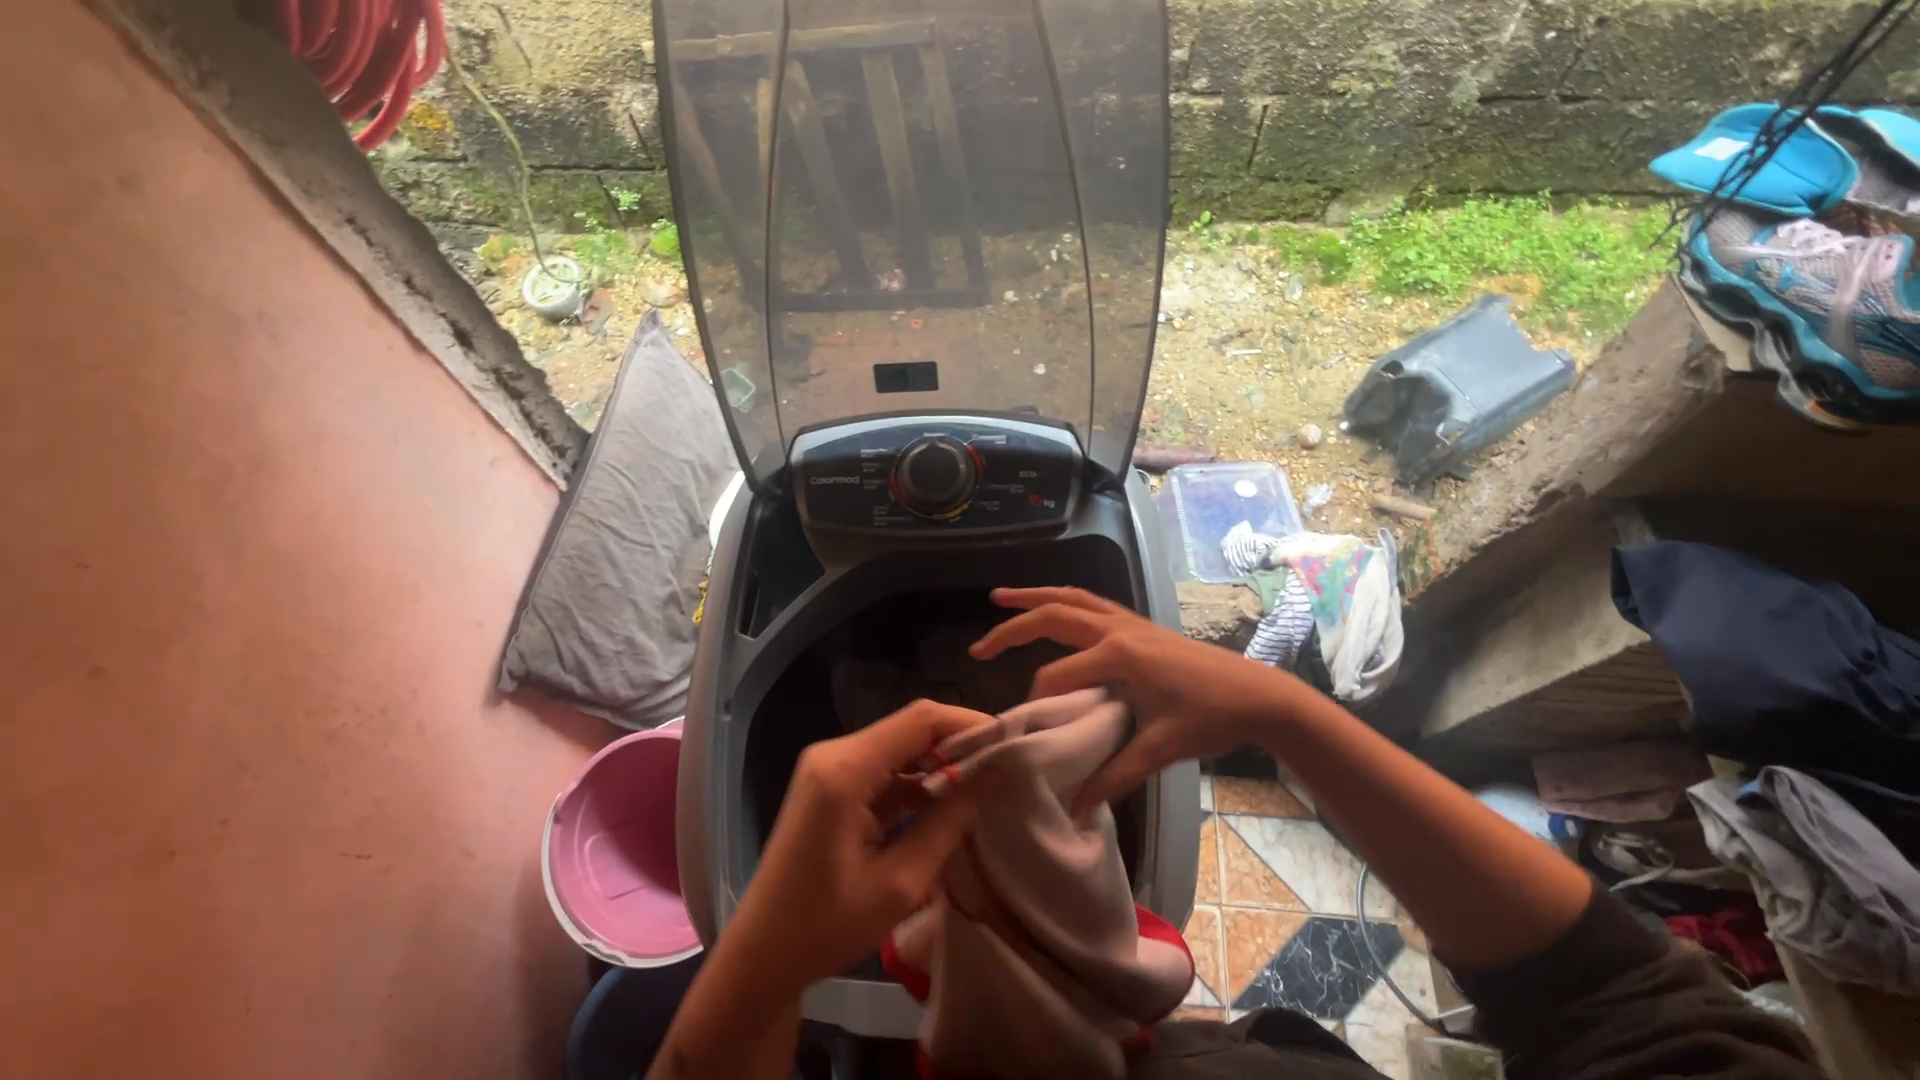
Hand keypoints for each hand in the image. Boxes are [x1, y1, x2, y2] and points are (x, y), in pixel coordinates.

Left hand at [722, 700, 1000, 993]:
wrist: (762, 955)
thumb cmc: (827, 925)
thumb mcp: (902, 880)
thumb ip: (952, 820)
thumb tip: (1000, 775)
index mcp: (845, 770)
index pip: (920, 720)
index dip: (970, 725)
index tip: (1013, 746)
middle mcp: (834, 754)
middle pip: (910, 728)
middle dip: (960, 744)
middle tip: (1006, 770)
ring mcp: (828, 768)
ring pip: (899, 748)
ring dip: (940, 764)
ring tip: (987, 788)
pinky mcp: (830, 786)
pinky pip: (883, 769)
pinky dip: (916, 782)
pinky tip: (948, 805)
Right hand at [970, 587, 1308, 815]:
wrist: (1258, 694)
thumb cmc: (1210, 718)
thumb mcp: (1160, 749)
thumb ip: (1114, 776)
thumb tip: (1074, 809)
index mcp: (1119, 655)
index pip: (1057, 675)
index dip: (1037, 703)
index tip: (1027, 729)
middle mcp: (1118, 629)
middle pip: (1053, 616)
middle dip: (1011, 629)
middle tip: (978, 647)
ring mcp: (1130, 622)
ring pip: (1072, 599)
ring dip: (1034, 597)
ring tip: (999, 597)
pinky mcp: (1140, 625)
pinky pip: (1091, 604)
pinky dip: (1063, 602)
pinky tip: (1053, 609)